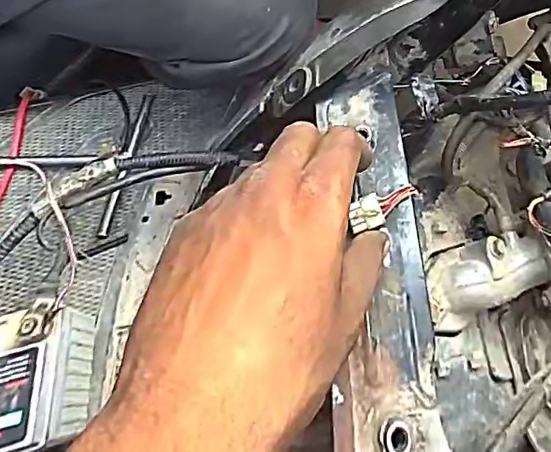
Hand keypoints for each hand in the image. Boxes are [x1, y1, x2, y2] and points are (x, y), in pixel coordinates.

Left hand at [74, 123, 385, 451]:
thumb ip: (362, 265)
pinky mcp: (187, 229)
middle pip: (296, 136)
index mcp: (310, 210)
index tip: (359, 158)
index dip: (357, 145)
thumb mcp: (340, 326)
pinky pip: (223, 202)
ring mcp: (220, 209)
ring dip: (278, 184)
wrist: (181, 413)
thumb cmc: (258, 380)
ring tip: (287, 232)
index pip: (340, 143)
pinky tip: (245, 259)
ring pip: (258, 169)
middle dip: (318, 148)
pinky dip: (241, 213)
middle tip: (329, 179)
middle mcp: (262, 196)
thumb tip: (368, 245)